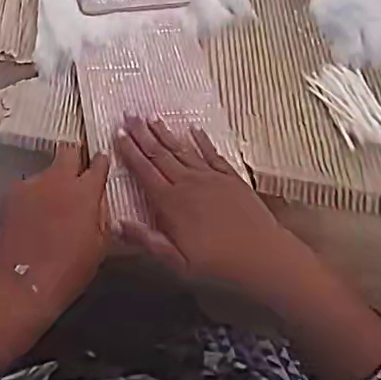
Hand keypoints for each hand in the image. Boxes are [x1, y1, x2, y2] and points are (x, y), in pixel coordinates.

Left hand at [0, 143, 112, 315]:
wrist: (23, 283)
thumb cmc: (69, 270)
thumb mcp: (100, 245)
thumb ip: (101, 214)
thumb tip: (97, 200)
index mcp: (86, 191)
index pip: (98, 162)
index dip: (101, 162)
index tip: (101, 164)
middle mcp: (59, 179)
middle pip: (68, 151)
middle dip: (74, 158)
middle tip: (76, 175)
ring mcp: (32, 183)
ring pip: (46, 173)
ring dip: (51, 184)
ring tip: (50, 209)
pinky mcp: (11, 193)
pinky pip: (27, 188)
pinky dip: (32, 197)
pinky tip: (31, 217)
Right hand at [113, 118, 294, 296]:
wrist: (264, 257)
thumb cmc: (217, 264)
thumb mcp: (176, 261)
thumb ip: (147, 240)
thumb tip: (117, 225)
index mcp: (171, 203)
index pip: (144, 171)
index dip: (129, 152)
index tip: (118, 133)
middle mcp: (188, 184)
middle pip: (160, 154)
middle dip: (142, 134)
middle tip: (129, 115)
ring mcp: (211, 178)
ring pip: (182, 150)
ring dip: (165, 133)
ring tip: (151, 117)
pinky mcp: (231, 179)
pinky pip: (212, 154)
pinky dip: (202, 141)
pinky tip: (193, 129)